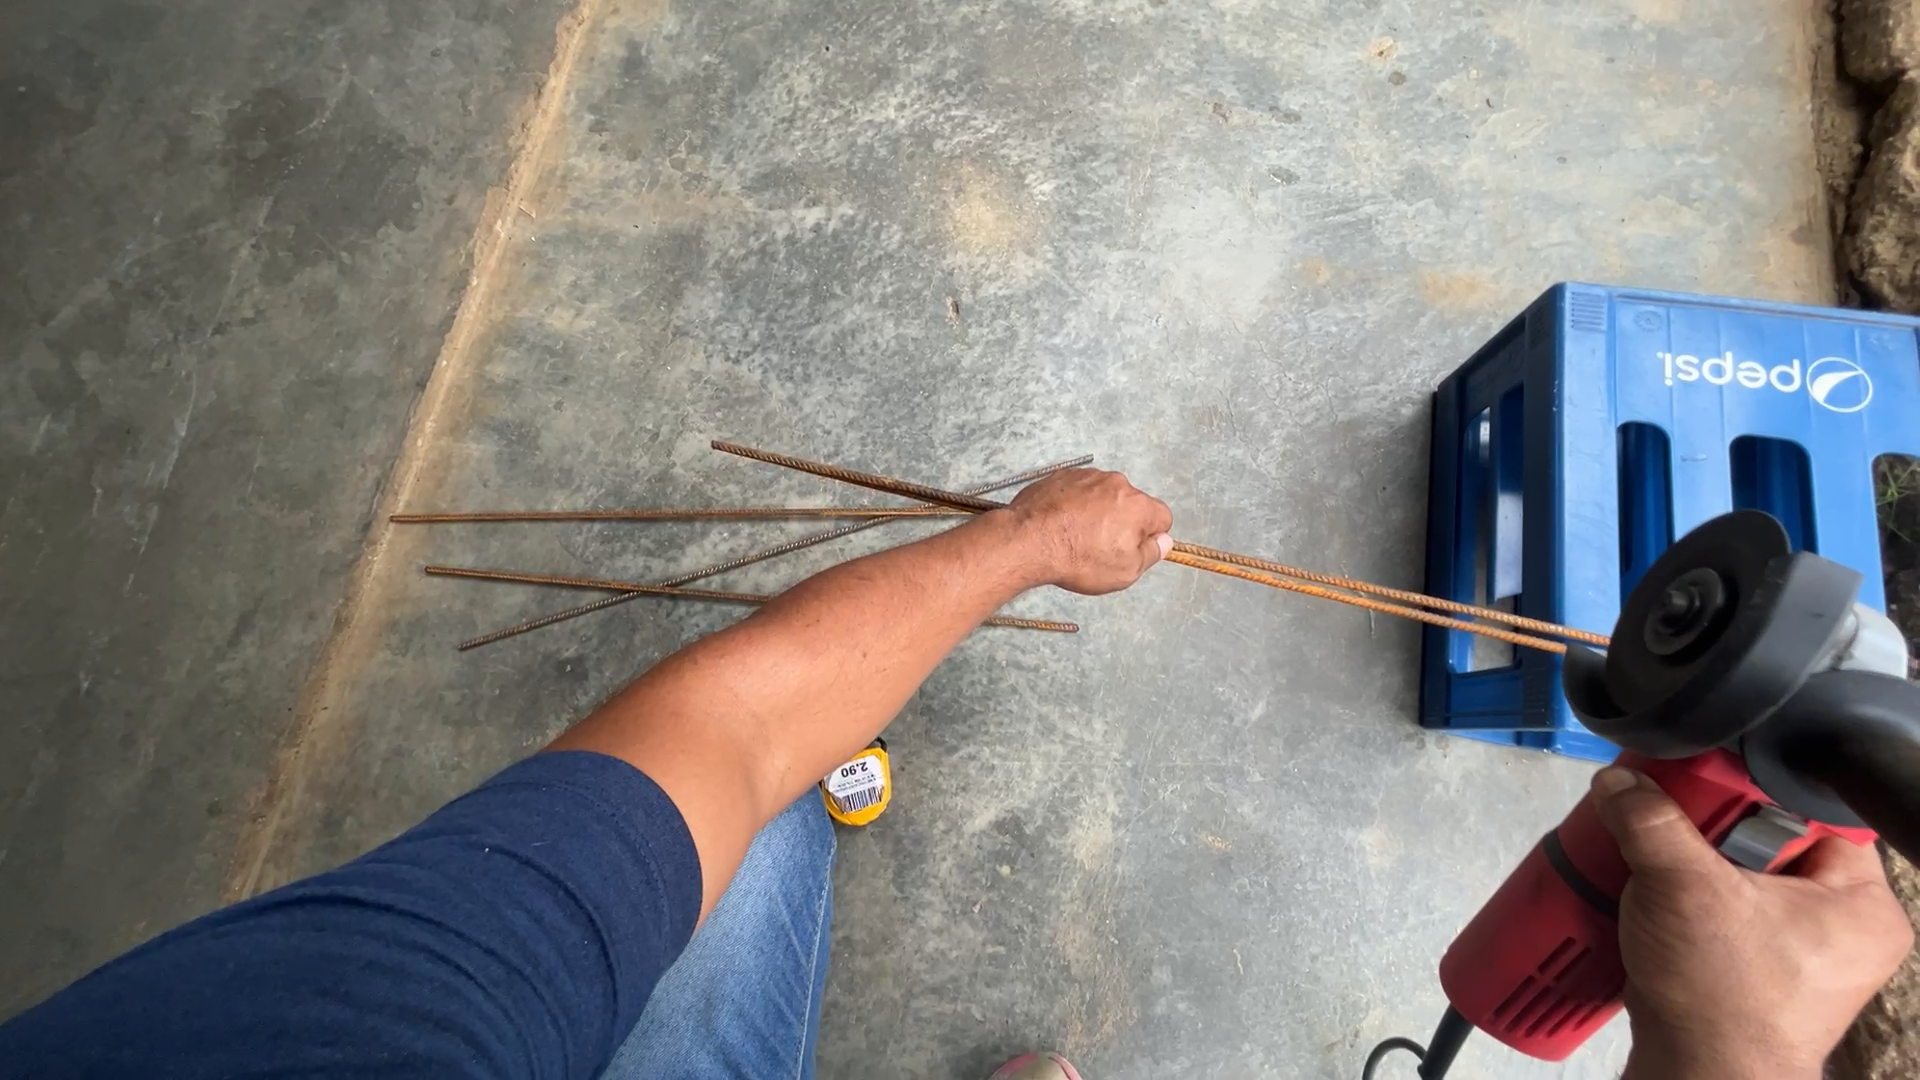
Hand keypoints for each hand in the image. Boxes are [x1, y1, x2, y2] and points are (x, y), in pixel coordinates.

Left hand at [998, 468, 1172, 594]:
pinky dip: (1073, 505)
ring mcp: (1087, 476)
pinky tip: (1061, 524)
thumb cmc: (1077, 558)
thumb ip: (1150, 554)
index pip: (1161, 518)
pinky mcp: (1062, 476)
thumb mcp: (1125, 571)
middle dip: (1121, 523)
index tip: (1131, 549)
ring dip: (1096, 512)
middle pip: (1130, 504)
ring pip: (1103, 495)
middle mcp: (1116, 483)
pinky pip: (1077, 490)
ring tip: (1076, 536)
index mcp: (1138, 505)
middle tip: (1100, 547)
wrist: (1028, 541)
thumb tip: (1163, 542)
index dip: (1149, 537)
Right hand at [1591, 767, 1913, 1079]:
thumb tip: (1616, 778)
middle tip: (1654, 814)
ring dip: (1674, 852)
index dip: (1748, 792)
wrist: (1700, 1064)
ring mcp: (1791, 944)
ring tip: (1636, 845)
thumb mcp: (1683, 885)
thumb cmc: (1721, 978)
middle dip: (1697, 823)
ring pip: (1727, 868)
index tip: (1691, 784)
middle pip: (1759, 838)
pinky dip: (1671, 883)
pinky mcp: (1745, 958)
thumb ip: (1649, 821)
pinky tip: (1639, 880)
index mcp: (1859, 903)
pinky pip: (1709, 898)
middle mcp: (1835, 921)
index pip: (1810, 815)